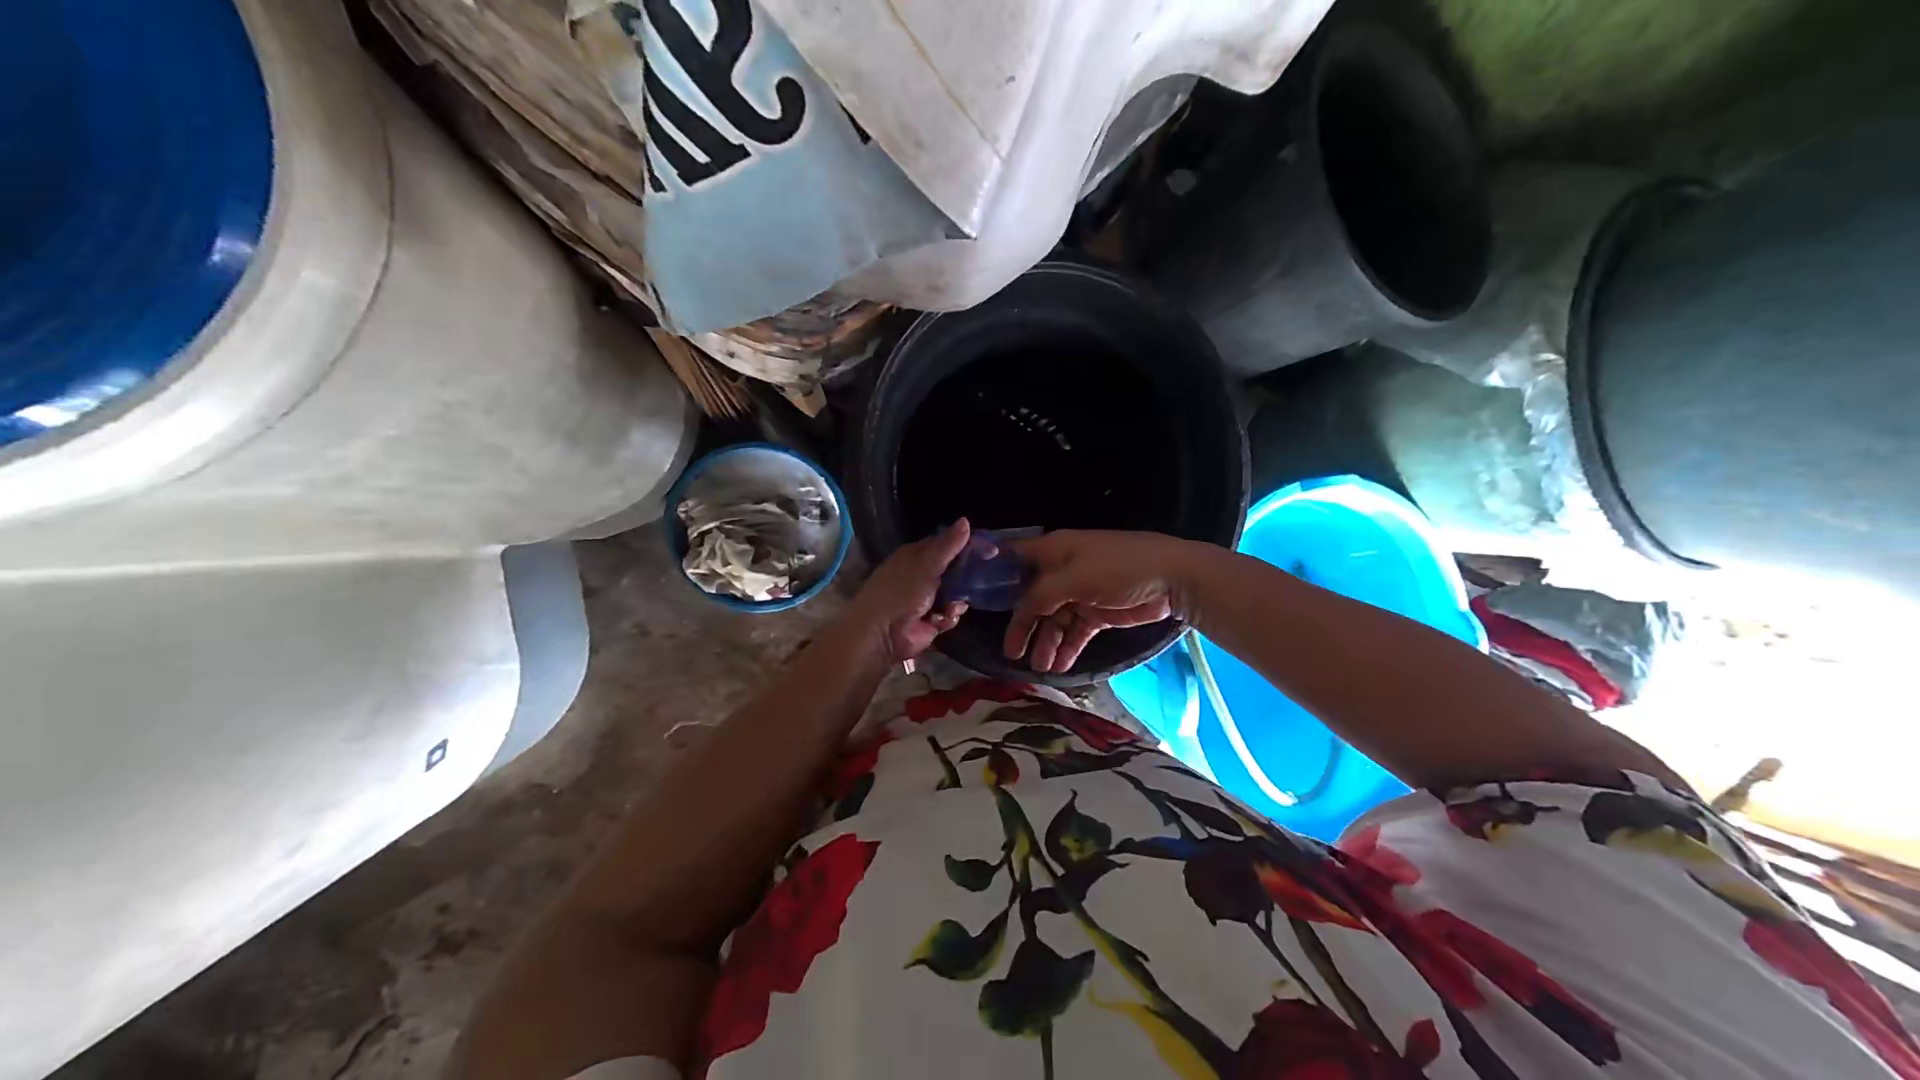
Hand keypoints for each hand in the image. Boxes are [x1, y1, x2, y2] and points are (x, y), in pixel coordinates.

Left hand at [844, 519, 972, 663]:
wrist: (882, 633)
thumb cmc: (901, 591)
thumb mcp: (926, 563)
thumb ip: (948, 545)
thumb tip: (966, 520)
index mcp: (916, 556)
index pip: (946, 544)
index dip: (967, 545)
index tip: (991, 549)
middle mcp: (922, 575)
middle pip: (954, 570)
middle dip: (966, 576)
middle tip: (985, 576)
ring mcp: (927, 599)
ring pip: (956, 593)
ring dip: (957, 600)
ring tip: (951, 605)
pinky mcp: (931, 621)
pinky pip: (951, 614)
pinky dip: (948, 617)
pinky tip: (941, 619)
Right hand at [1004, 530, 1204, 673]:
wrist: (1173, 578)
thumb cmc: (1120, 568)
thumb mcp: (1074, 578)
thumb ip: (1041, 595)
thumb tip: (1021, 611)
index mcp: (1053, 551)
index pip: (1014, 559)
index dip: (994, 576)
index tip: (976, 599)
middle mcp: (1061, 570)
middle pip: (1031, 599)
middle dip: (1021, 625)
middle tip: (1012, 654)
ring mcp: (1080, 592)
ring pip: (1053, 620)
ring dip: (1045, 643)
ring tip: (1039, 669)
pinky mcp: (1097, 612)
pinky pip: (1074, 632)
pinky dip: (1067, 648)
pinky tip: (1060, 667)